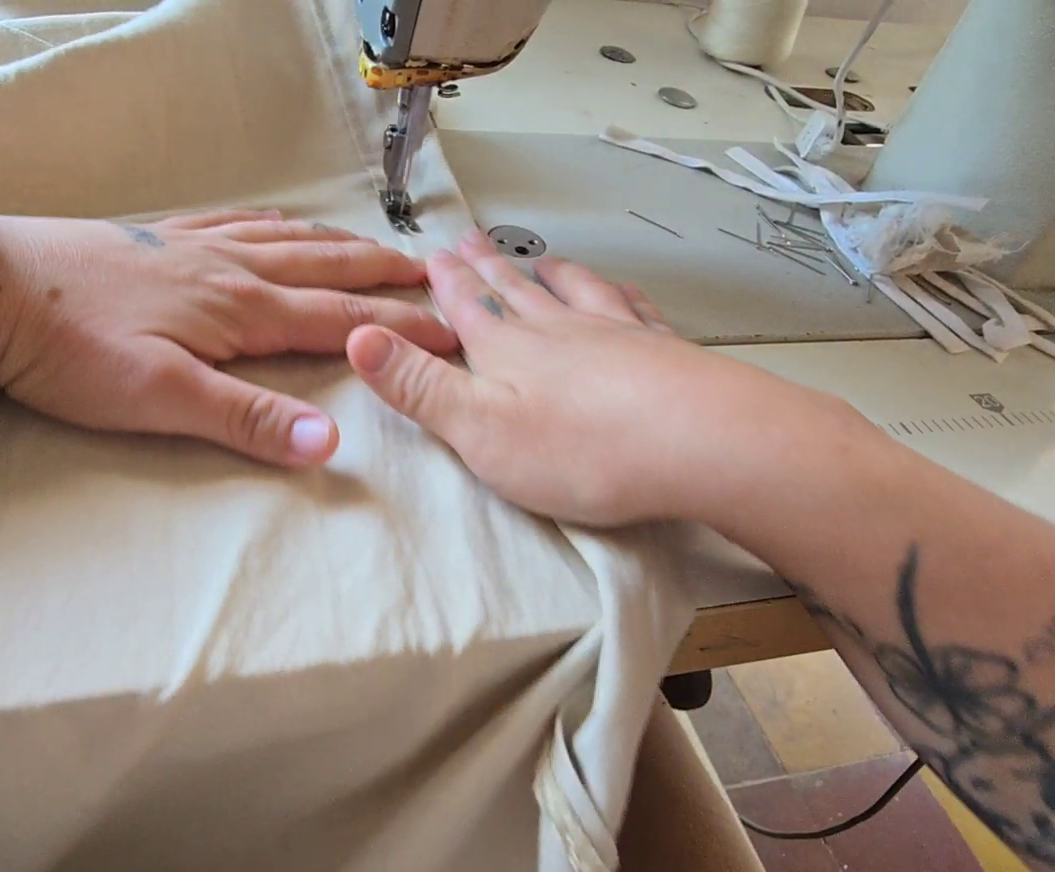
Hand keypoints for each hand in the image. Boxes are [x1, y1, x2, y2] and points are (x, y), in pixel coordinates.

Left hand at [0, 209, 457, 466]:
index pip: (339, 319)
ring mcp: (194, 247)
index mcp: (241, 311)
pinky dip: (276, 223)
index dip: (397, 327)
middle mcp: (229, 269)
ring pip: (286, 240)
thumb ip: (250, 420)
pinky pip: (237, 221)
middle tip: (429, 275)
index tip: (447, 329)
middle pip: (324, 269)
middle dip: (382, 274)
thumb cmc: (73, 351)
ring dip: (339, 246)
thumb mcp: (164, 399)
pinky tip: (279, 222)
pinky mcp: (160, 239)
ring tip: (374, 248)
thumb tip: (330, 446)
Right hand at [343, 231, 883, 527]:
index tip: (433, 256)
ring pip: (572, 291)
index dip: (447, 285)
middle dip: (487, 267)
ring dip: (547, 272)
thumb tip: (356, 337)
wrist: (698, 443)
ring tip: (534, 257)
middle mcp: (559, 330)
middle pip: (515, 290)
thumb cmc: (579, 449)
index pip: (467, 307)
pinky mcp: (660, 351)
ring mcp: (614, 334)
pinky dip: (612, 291)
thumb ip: (419, 387)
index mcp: (508, 351)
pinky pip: (629, 307)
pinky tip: (616, 289)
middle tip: (469, 240)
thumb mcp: (478, 429)